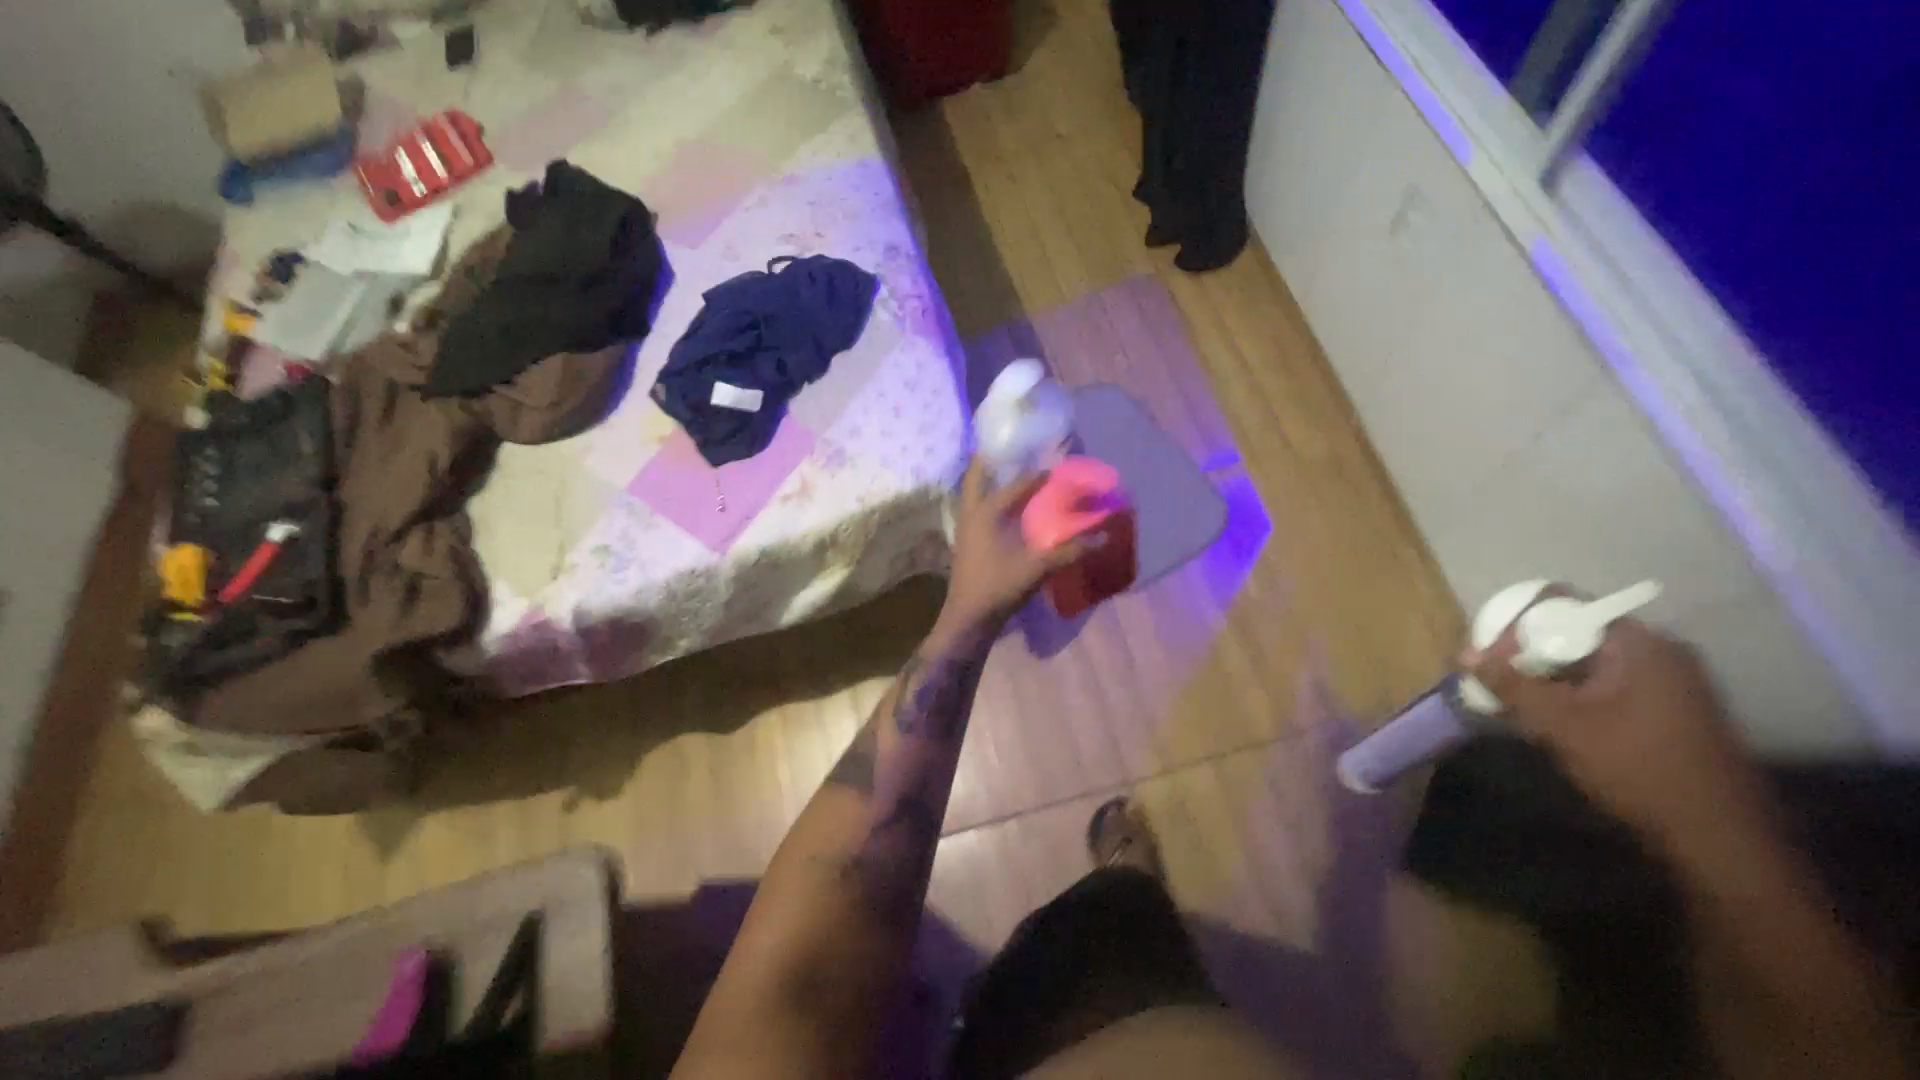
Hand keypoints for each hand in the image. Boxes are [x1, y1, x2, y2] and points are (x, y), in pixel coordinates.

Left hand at [936, 459, 1090, 639]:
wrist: (969, 617)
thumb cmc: (999, 586)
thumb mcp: (1038, 567)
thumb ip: (1070, 550)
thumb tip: (1104, 536)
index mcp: (987, 511)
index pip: (1017, 483)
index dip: (1040, 473)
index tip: (1057, 461)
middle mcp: (972, 512)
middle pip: (976, 475)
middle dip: (990, 458)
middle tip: (1010, 446)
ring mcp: (966, 526)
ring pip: (974, 492)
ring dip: (989, 478)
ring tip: (1008, 467)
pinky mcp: (967, 540)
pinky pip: (977, 508)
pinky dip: (990, 499)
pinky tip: (1007, 506)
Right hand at [1467, 608, 1759, 835]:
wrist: (1718, 836)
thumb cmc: (1635, 768)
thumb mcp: (1561, 725)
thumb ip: (1511, 685)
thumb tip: (1465, 655)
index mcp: (1638, 642)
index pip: (1561, 607)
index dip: (1516, 629)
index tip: (1489, 661)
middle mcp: (1661, 650)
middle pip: (1577, 633)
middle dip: (1531, 656)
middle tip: (1498, 683)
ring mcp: (1675, 680)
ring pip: (1594, 662)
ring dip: (1553, 679)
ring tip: (1521, 706)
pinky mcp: (1678, 708)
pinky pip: (1615, 684)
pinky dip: (1580, 695)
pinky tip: (1560, 724)